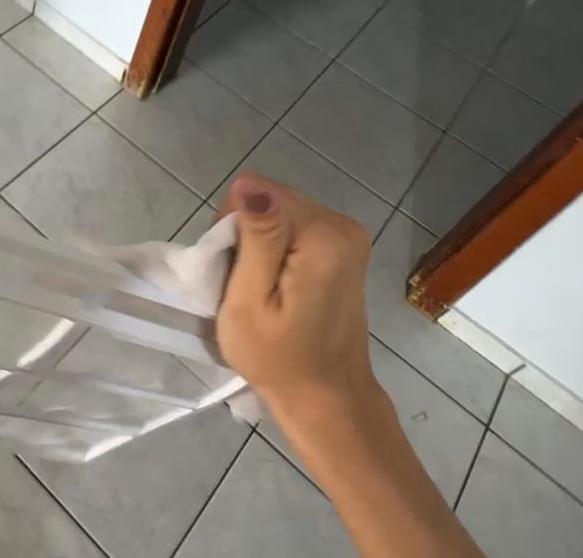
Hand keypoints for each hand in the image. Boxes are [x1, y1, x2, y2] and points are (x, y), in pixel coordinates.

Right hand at [215, 172, 378, 415]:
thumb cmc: (278, 358)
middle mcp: (342, 224)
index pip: (255, 191)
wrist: (328, 399)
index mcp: (321, 235)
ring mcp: (349, 234)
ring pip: (280, 210)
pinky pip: (296, 225)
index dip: (233, 227)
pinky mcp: (346, 246)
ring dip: (261, 241)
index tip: (234, 270)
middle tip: (245, 284)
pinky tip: (279, 282)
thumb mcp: (250, 301)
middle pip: (271, 198)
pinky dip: (279, 248)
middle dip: (248, 233)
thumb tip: (249, 183)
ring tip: (261, 286)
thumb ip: (256, 238)